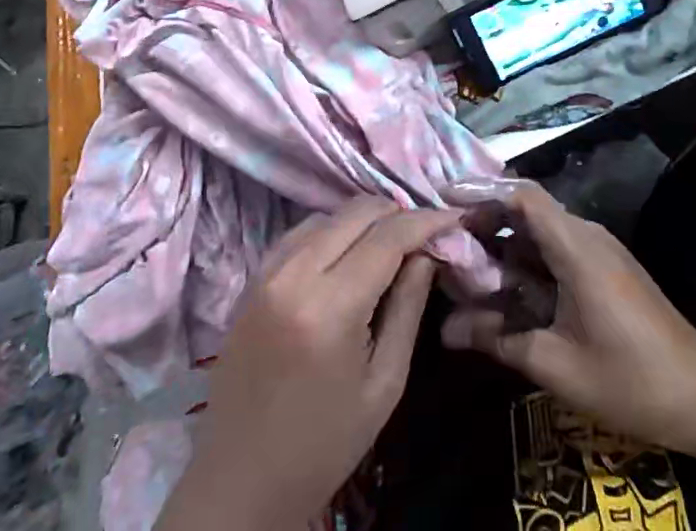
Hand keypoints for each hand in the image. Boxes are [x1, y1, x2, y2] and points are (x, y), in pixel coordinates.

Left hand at [163, 198, 459, 530]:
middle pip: (356, 211)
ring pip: (327, 215)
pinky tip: (349, 253)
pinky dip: (331, 230)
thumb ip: (409, 305)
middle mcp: (291, 276)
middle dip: (398, 213)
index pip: (388, 236)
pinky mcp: (249, 283)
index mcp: (329, 307)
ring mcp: (264, 275)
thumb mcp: (386, 380)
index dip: (427, 220)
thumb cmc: (326, 443)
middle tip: (425, 235)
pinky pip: (298, 233)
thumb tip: (428, 252)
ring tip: (392, 244)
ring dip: (365, 220)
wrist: (241, 483)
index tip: (455, 219)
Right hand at [440, 183, 695, 451]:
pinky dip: (523, 265)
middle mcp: (586, 237)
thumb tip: (444, 330)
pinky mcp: (601, 271)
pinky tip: (499, 291)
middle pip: (527, 212)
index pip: (524, 197)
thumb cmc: (628, 377)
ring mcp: (596, 253)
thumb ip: (497, 339)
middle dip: (483, 223)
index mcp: (576, 247)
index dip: (482, 192)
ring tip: (459, 268)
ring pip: (539, 235)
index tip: (442, 201)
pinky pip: (554, 255)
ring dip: (501, 248)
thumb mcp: (554, 363)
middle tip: (441, 243)